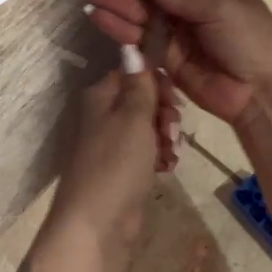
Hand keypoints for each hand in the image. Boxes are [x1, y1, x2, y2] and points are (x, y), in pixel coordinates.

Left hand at [50, 49, 167, 254]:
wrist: (97, 224)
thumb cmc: (116, 163)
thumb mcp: (134, 117)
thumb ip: (140, 83)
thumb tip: (134, 47)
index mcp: (100, 96)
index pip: (133, 73)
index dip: (157, 83)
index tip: (175, 100)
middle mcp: (102, 116)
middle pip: (143, 101)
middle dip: (165, 113)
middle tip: (173, 130)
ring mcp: (111, 145)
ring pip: (148, 129)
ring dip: (165, 138)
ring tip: (170, 154)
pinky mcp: (121, 171)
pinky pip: (146, 154)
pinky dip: (158, 158)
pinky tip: (166, 169)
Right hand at [84, 0, 271, 129]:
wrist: (261, 94)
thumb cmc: (250, 41)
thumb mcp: (220, 8)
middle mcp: (190, 6)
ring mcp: (177, 33)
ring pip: (141, 13)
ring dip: (117, 3)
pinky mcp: (165, 58)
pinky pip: (139, 39)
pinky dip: (119, 29)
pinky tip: (99, 17)